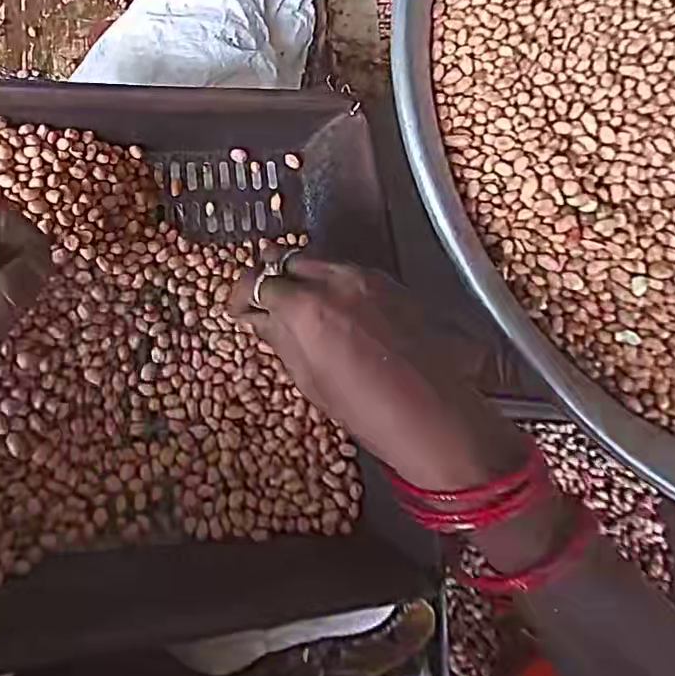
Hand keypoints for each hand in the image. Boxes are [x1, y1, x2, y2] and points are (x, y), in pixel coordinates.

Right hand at [229, 253, 525, 490]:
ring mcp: (366, 277)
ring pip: (317, 261)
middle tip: (264, 303)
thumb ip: (278, 335)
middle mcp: (334, 280)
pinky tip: (334, 309)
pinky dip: (330, 282)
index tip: (239, 308)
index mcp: (306, 307)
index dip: (242, 294)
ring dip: (300, 278)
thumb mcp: (307, 376)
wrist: (434, 415)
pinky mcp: (390, 282)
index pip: (258, 281)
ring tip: (299, 306)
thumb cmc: (364, 408)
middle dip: (270, 279)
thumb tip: (256, 316)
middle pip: (286, 260)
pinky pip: (346, 271)